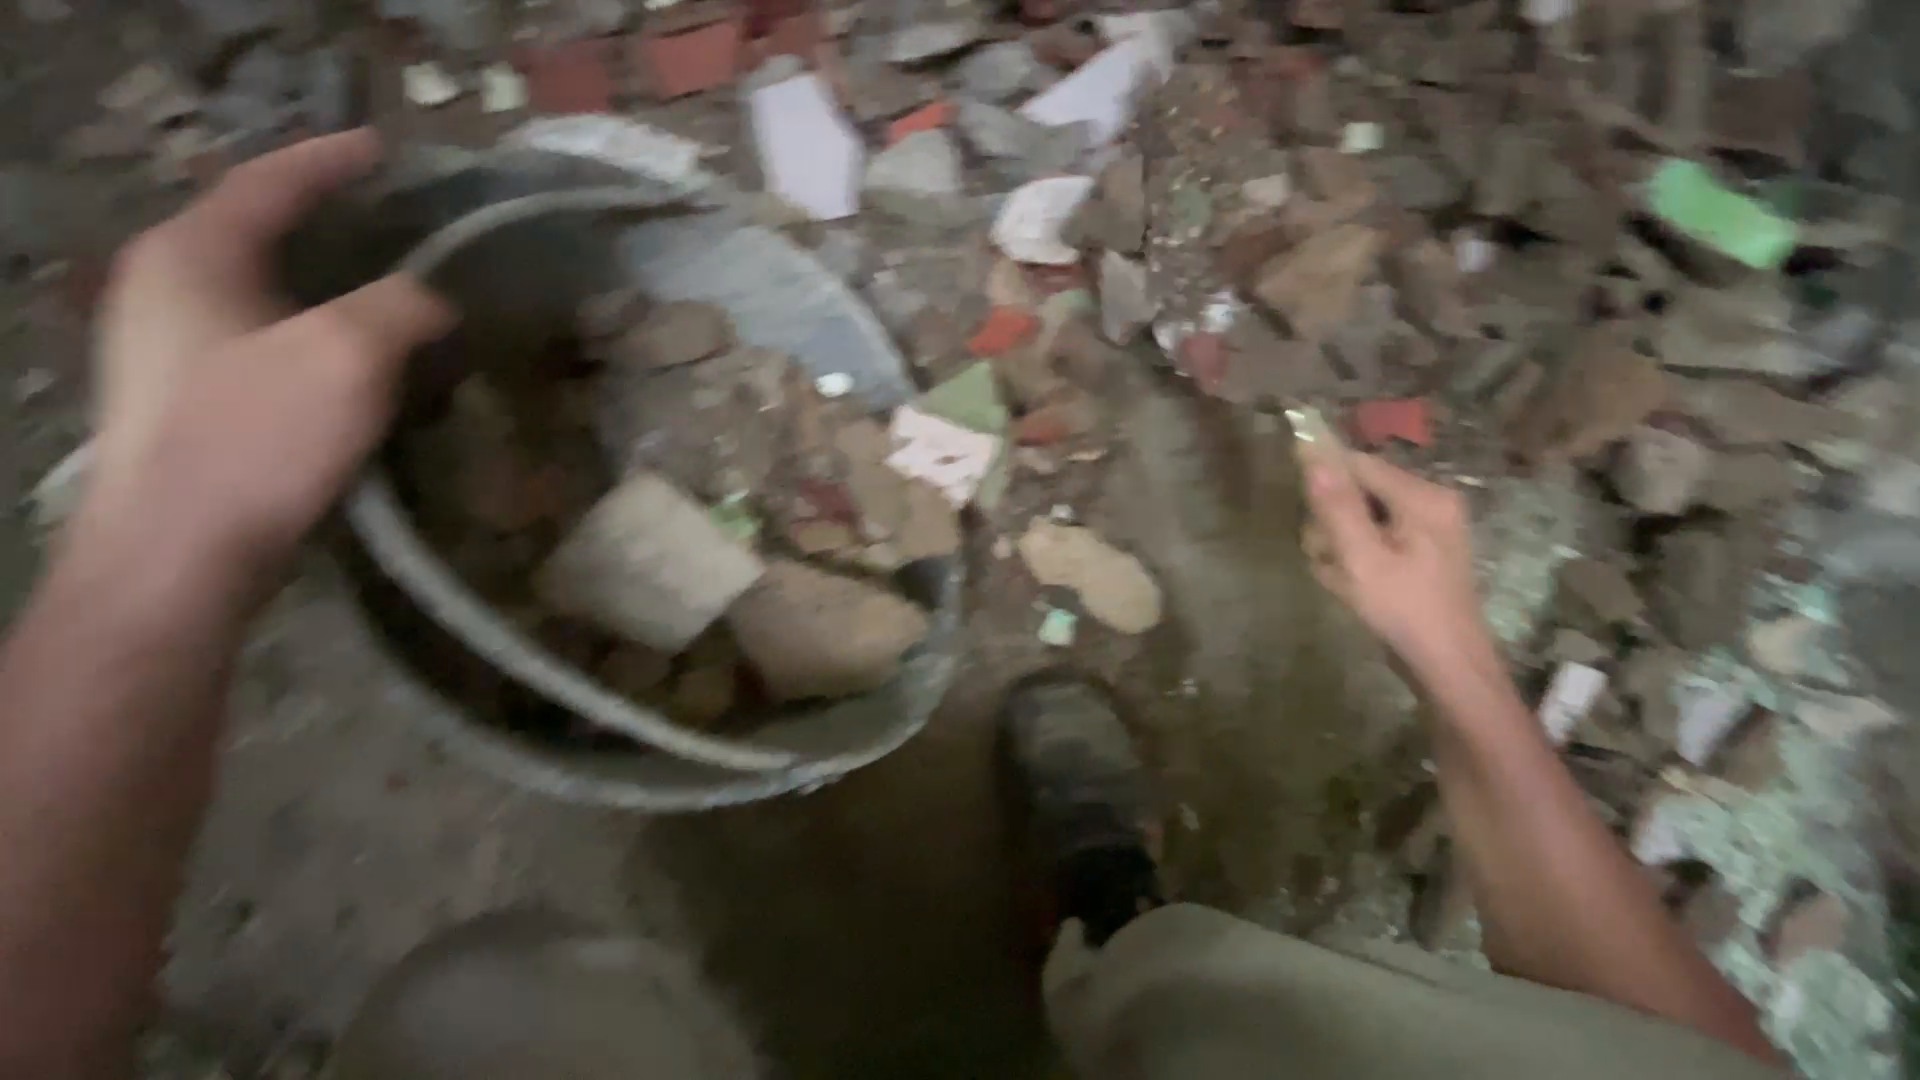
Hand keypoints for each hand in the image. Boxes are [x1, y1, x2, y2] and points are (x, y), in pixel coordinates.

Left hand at [77, 130, 455, 581]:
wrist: (184, 548)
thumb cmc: (259, 437)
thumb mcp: (348, 354)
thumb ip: (401, 306)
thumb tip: (433, 301)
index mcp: (192, 257)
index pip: (266, 183)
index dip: (330, 161)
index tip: (385, 149)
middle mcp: (170, 288)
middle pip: (263, 232)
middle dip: (334, 224)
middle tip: (397, 223)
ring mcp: (177, 346)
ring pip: (272, 291)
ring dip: (337, 287)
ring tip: (397, 295)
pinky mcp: (199, 396)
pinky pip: (273, 340)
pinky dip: (326, 335)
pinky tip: (367, 365)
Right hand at [1302, 452, 1492, 673]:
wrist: (1449, 665)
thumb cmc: (1404, 610)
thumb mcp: (1362, 559)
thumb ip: (1337, 507)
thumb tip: (1312, 455)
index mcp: (1422, 497)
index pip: (1358, 463)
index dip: (1324, 480)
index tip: (1306, 516)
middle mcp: (1431, 502)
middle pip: (1359, 490)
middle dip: (1332, 523)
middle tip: (1328, 559)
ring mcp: (1429, 527)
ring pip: (1361, 517)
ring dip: (1340, 545)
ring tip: (1341, 579)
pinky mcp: (1422, 550)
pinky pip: (1375, 537)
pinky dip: (1357, 557)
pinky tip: (1353, 585)